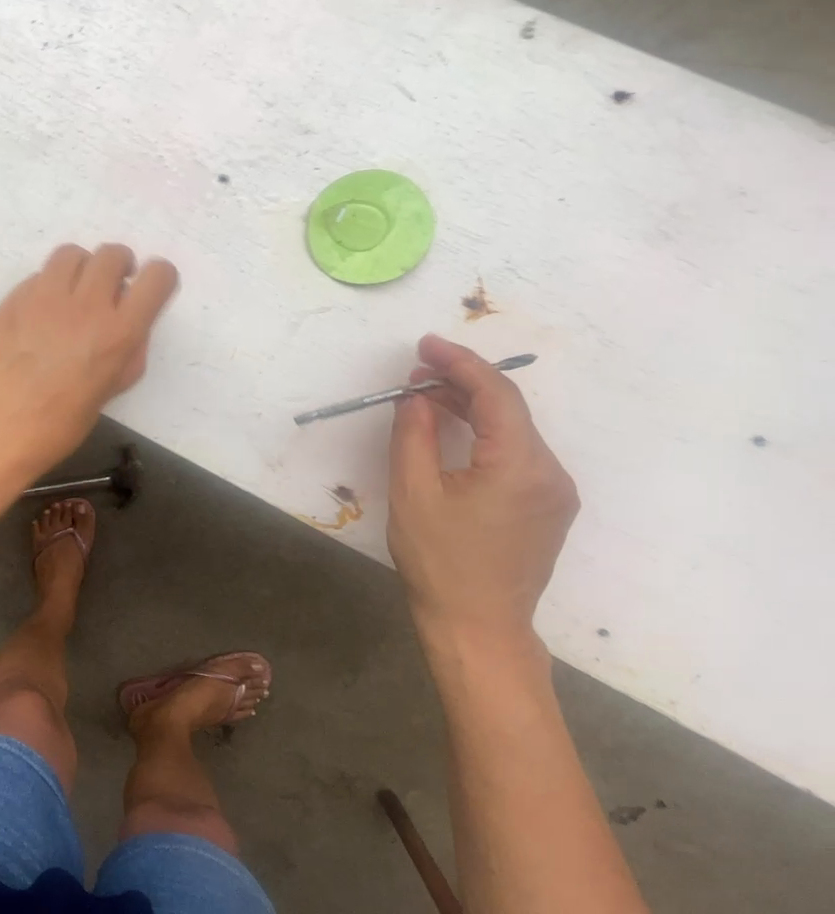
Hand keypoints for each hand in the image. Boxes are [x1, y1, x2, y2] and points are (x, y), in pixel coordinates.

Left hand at [0, 244, 178, 481]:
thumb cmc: (56, 428)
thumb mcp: (107, 393)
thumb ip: (126, 353)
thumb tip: (129, 329)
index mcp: (118, 333)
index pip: (157, 277)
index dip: (158, 279)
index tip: (146, 291)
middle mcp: (84, 306)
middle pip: (112, 255)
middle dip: (118, 268)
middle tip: (109, 290)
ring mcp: (42, 298)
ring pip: (71, 254)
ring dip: (80, 269)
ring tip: (72, 294)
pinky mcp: (10, 300)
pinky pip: (37, 277)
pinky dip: (46, 287)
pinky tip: (38, 316)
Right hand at [388, 335, 579, 645]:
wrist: (477, 622)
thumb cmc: (439, 559)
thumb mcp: (412, 492)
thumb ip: (415, 435)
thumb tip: (418, 397)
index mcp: (520, 465)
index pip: (495, 395)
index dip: (459, 363)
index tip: (425, 345)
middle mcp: (551, 472)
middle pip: (509, 410)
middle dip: (462, 383)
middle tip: (415, 372)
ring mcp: (555, 491)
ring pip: (514, 432)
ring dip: (471, 409)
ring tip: (426, 398)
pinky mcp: (548, 507)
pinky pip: (517, 455)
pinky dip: (484, 435)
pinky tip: (453, 434)